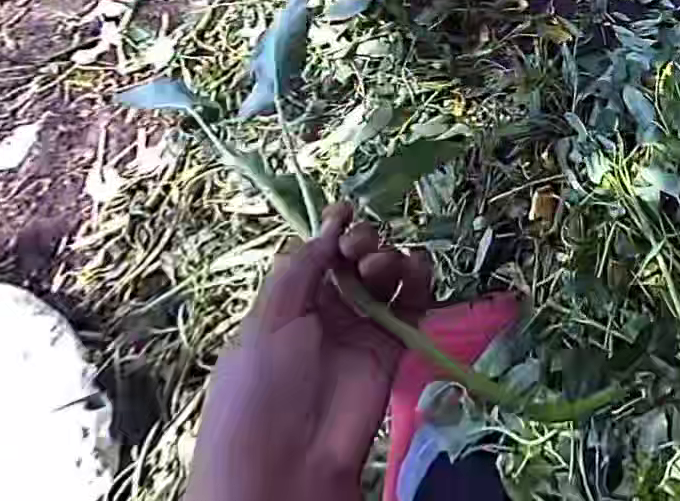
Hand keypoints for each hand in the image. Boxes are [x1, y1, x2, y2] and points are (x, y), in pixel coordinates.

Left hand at [187, 204, 433, 500]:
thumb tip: (329, 227)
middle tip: (359, 248)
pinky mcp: (395, 342)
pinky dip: (419, 277)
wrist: (287, 470)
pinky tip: (415, 269)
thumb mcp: (265, 326)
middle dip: (362, 241)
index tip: (346, 209)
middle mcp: (329, 311)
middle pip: (356, 259)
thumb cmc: (260, 395)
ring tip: (377, 268)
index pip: (318, 256)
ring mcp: (364, 327)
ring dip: (388, 258)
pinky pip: (414, 300)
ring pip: (387, 274)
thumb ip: (299, 270)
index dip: (333, 230)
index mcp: (291, 305)